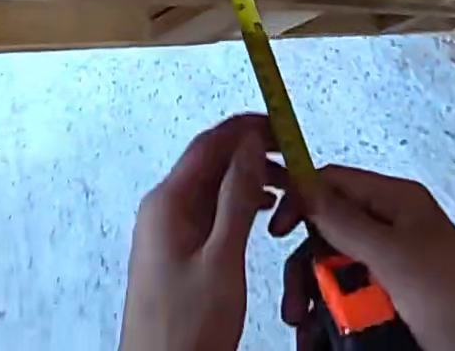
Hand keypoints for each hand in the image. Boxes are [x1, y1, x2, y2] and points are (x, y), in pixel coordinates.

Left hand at [120, 114, 286, 350]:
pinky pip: (211, 211)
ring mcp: (170, 230)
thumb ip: (237, 197)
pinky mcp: (179, 251)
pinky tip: (264, 210)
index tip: (277, 125)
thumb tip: (250, 145)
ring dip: (248, 179)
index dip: (243, 129)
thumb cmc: (186, 330)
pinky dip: (239, 203)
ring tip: (287, 184)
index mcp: (167, 201)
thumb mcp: (221, 259)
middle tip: (290, 153)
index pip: (208, 144)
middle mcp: (164, 208)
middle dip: (250, 152)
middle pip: (210, 162)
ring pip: (213, 187)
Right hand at [272, 166, 454, 350]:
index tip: (275, 231)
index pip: (333, 181)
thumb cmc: (450, 301)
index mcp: (394, 200)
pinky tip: (318, 338)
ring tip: (304, 331)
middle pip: (328, 230)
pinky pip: (350, 300)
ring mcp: (390, 267)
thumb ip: (345, 221)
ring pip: (334, 269)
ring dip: (313, 296)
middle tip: (295, 307)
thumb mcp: (394, 257)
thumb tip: (300, 183)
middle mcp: (388, 226)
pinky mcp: (392, 302)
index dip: (301, 198)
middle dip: (306, 265)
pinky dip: (331, 318)